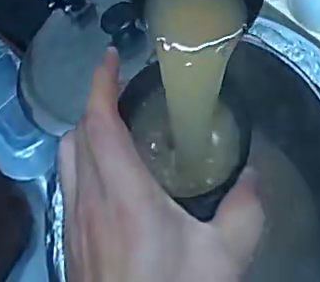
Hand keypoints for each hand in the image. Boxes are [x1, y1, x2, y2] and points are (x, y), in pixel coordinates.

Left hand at [59, 50, 263, 281]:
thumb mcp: (222, 263)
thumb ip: (244, 214)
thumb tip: (253, 177)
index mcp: (122, 193)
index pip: (97, 120)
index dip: (100, 82)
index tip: (110, 57)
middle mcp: (88, 201)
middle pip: (76, 133)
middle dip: (94, 104)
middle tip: (120, 94)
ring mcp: (73, 225)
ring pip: (65, 159)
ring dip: (83, 134)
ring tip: (112, 130)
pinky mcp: (69, 247)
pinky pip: (66, 188)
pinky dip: (80, 166)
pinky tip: (107, 183)